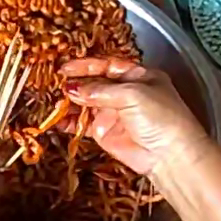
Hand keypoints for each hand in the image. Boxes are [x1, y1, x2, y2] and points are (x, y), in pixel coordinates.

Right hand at [60, 58, 212, 177]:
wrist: (169, 154)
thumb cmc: (162, 117)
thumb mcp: (133, 94)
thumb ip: (100, 90)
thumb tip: (72, 90)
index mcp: (136, 76)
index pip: (106, 65)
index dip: (85, 66)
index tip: (65, 68)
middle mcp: (122, 92)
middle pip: (92, 84)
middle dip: (73, 84)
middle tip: (53, 85)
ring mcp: (111, 112)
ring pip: (83, 103)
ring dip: (67, 103)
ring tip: (51, 102)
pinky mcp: (102, 131)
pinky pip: (80, 124)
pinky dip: (67, 122)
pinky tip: (55, 120)